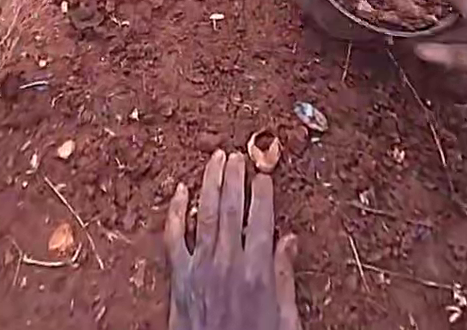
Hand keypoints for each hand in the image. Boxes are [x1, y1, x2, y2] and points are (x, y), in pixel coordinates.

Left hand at [165, 150, 299, 329]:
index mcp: (257, 274)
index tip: (264, 174)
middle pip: (230, 208)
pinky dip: (176, 210)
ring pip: (204, 213)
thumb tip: (291, 240)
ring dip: (211, 181)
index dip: (263, 193)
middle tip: (238, 155)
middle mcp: (227, 264)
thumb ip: (284, 278)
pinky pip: (175, 237)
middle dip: (236, 177)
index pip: (260, 219)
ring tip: (216, 157)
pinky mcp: (180, 280)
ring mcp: (200, 269)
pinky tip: (181, 190)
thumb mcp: (284, 322)